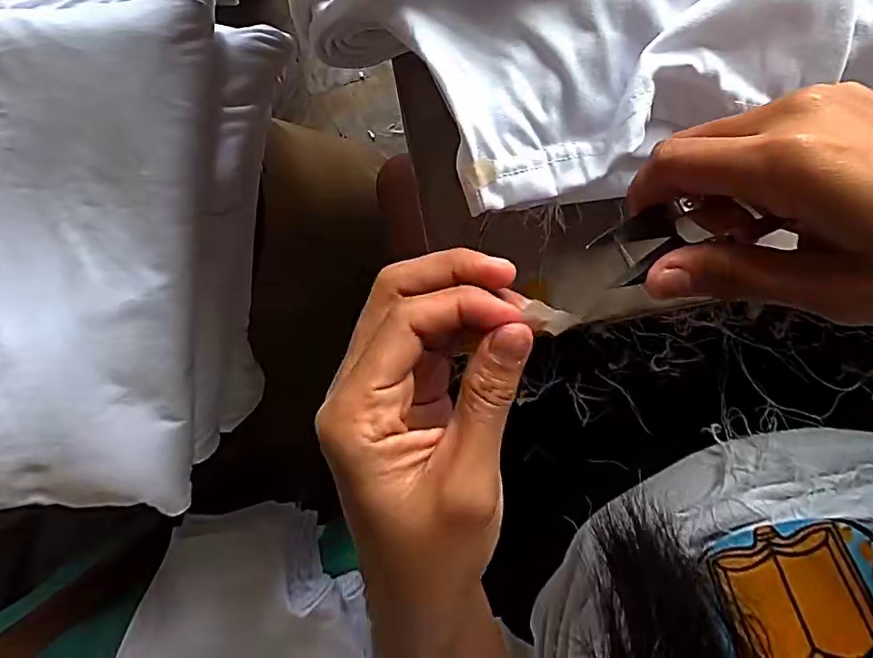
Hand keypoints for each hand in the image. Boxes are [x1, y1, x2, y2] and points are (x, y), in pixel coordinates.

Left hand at [315, 250, 532, 655]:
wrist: (422, 599)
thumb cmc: (437, 554)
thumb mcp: (469, 478)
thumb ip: (490, 394)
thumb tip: (518, 326)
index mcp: (354, 412)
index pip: (403, 321)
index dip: (463, 302)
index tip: (517, 313)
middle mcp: (355, 389)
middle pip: (393, 296)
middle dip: (451, 274)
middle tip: (508, 276)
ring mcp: (377, 388)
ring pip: (410, 308)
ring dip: (462, 294)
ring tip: (515, 303)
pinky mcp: (403, 392)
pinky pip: (430, 337)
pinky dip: (466, 322)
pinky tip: (499, 325)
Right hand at [626, 83, 872, 326]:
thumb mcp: (831, 290)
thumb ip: (734, 273)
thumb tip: (653, 277)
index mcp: (790, 156)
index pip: (678, 161)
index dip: (646, 198)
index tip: (646, 240)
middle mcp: (800, 108)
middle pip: (703, 141)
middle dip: (692, 195)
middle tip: (733, 250)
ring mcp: (830, 95)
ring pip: (739, 133)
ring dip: (731, 180)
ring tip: (780, 233)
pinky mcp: (854, 97)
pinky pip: (777, 124)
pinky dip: (765, 163)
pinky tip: (811, 201)